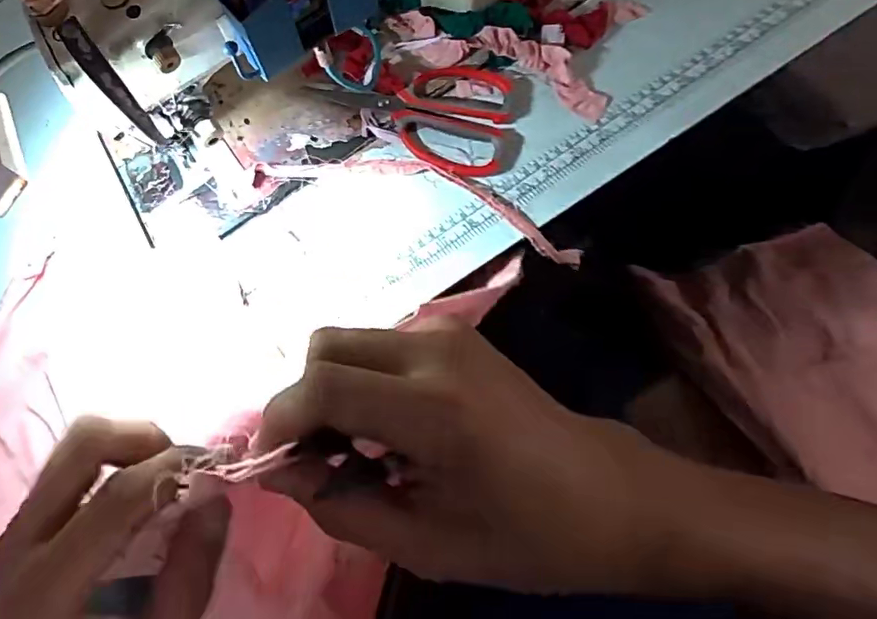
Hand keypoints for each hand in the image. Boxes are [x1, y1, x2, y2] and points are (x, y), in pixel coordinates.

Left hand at [0, 418, 227, 618]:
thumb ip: (186, 581)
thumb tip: (214, 500)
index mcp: (45, 586)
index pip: (115, 496)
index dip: (172, 470)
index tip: (214, 470)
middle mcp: (19, 543)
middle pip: (85, 443)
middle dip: (146, 440)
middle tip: (182, 468)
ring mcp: (15, 529)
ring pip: (74, 443)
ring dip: (128, 444)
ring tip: (162, 476)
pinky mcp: (21, 525)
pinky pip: (69, 464)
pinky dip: (112, 459)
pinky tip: (136, 494)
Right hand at [254, 320, 687, 594]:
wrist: (607, 490)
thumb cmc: (526, 535)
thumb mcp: (428, 545)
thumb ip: (342, 507)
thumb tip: (282, 474)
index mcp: (433, 407)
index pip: (324, 386)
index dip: (280, 421)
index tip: (269, 464)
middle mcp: (433, 349)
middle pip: (325, 345)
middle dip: (301, 400)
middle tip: (312, 459)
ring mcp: (445, 331)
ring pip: (349, 339)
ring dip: (330, 387)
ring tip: (351, 449)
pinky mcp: (453, 330)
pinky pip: (379, 343)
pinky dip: (361, 377)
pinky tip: (386, 426)